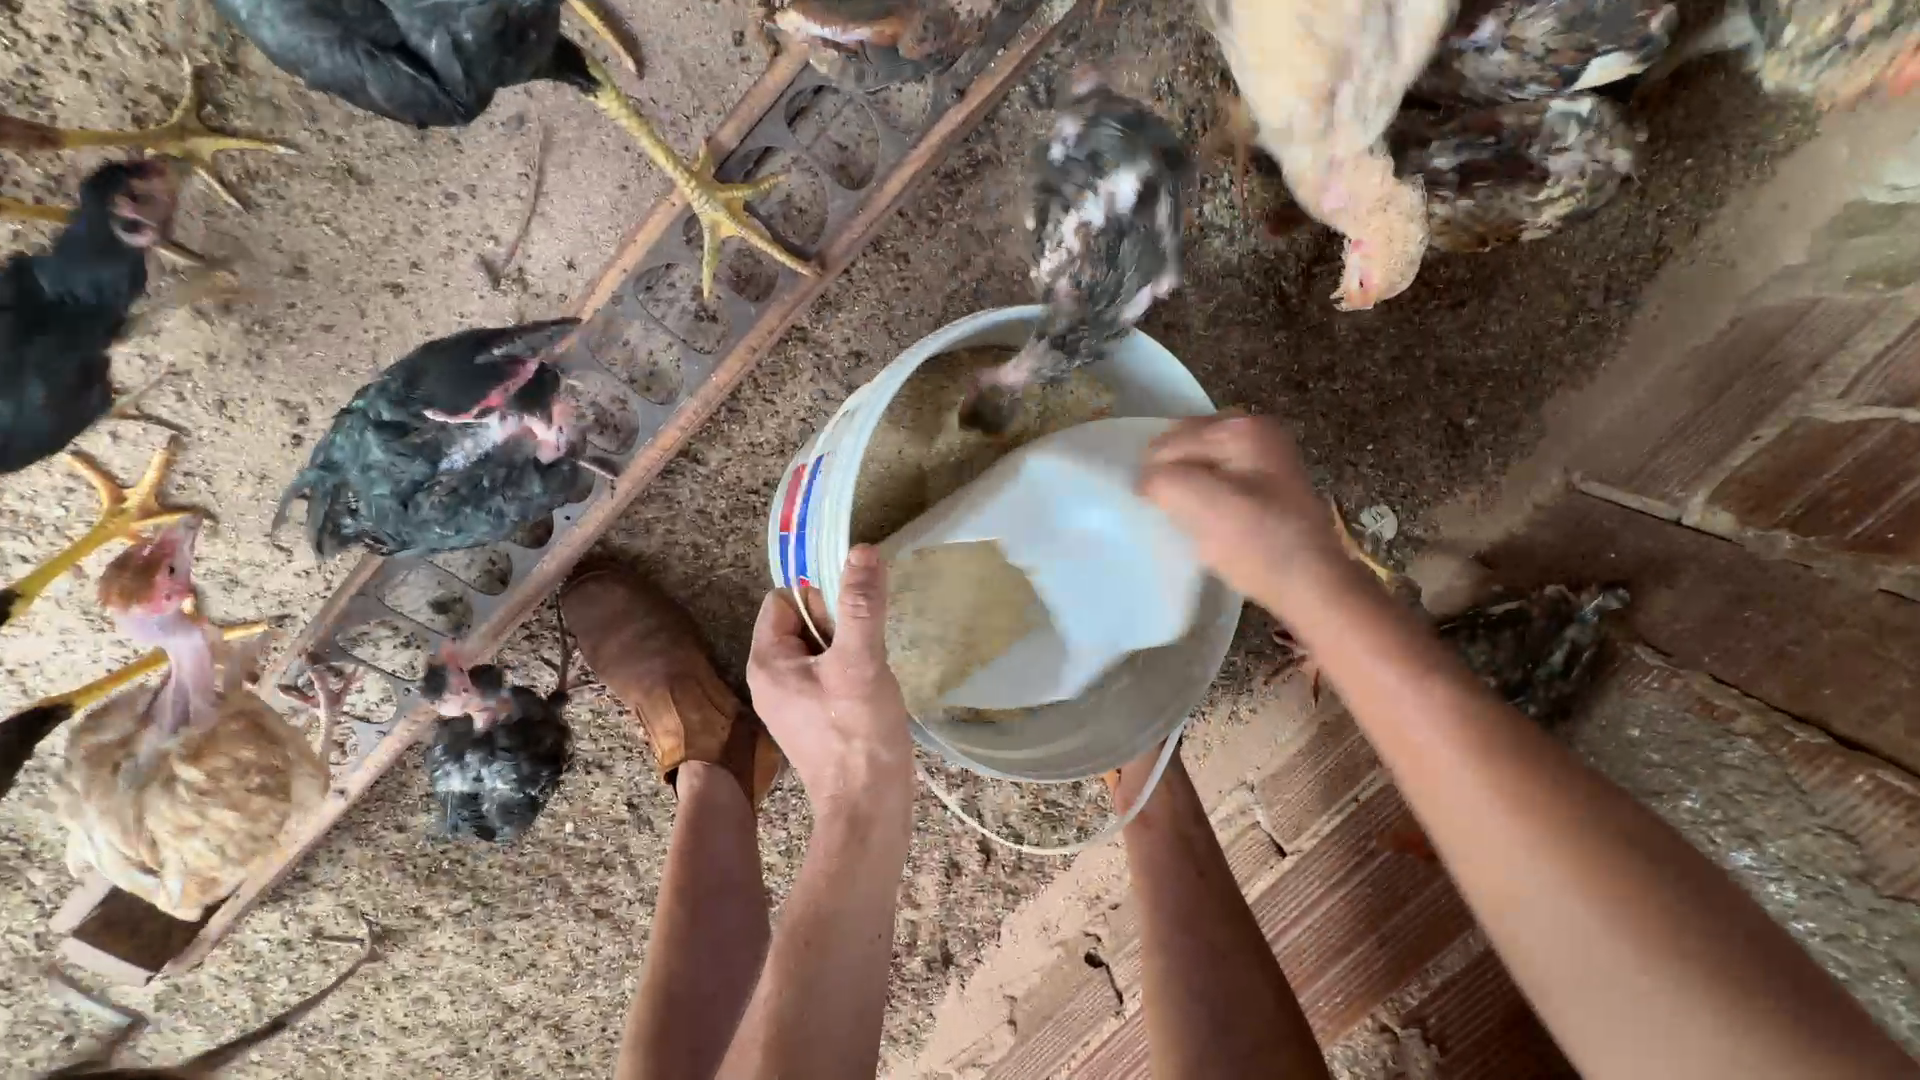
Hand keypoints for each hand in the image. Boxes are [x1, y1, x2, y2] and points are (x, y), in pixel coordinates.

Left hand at [747, 546, 913, 816]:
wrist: (868, 806)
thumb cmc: (857, 732)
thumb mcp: (860, 660)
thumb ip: (861, 604)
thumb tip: (862, 549)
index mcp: (767, 661)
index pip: (784, 600)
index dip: (820, 597)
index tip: (854, 617)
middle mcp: (771, 679)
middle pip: (804, 623)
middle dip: (839, 624)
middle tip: (866, 648)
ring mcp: (792, 702)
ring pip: (821, 649)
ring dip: (850, 649)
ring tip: (872, 669)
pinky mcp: (815, 719)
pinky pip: (830, 676)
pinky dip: (852, 673)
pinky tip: (873, 691)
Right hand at [1138, 415, 1347, 604]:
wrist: (1311, 585)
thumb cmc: (1257, 542)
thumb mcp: (1200, 504)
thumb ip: (1161, 480)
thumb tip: (1145, 481)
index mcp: (1243, 427)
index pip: (1170, 442)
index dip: (1153, 475)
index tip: (1151, 508)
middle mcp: (1258, 431)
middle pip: (1187, 447)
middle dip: (1171, 476)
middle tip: (1164, 511)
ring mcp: (1266, 459)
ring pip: (1201, 466)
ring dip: (1186, 489)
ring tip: (1183, 519)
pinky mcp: (1268, 487)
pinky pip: (1219, 482)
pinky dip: (1205, 499)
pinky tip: (1205, 524)